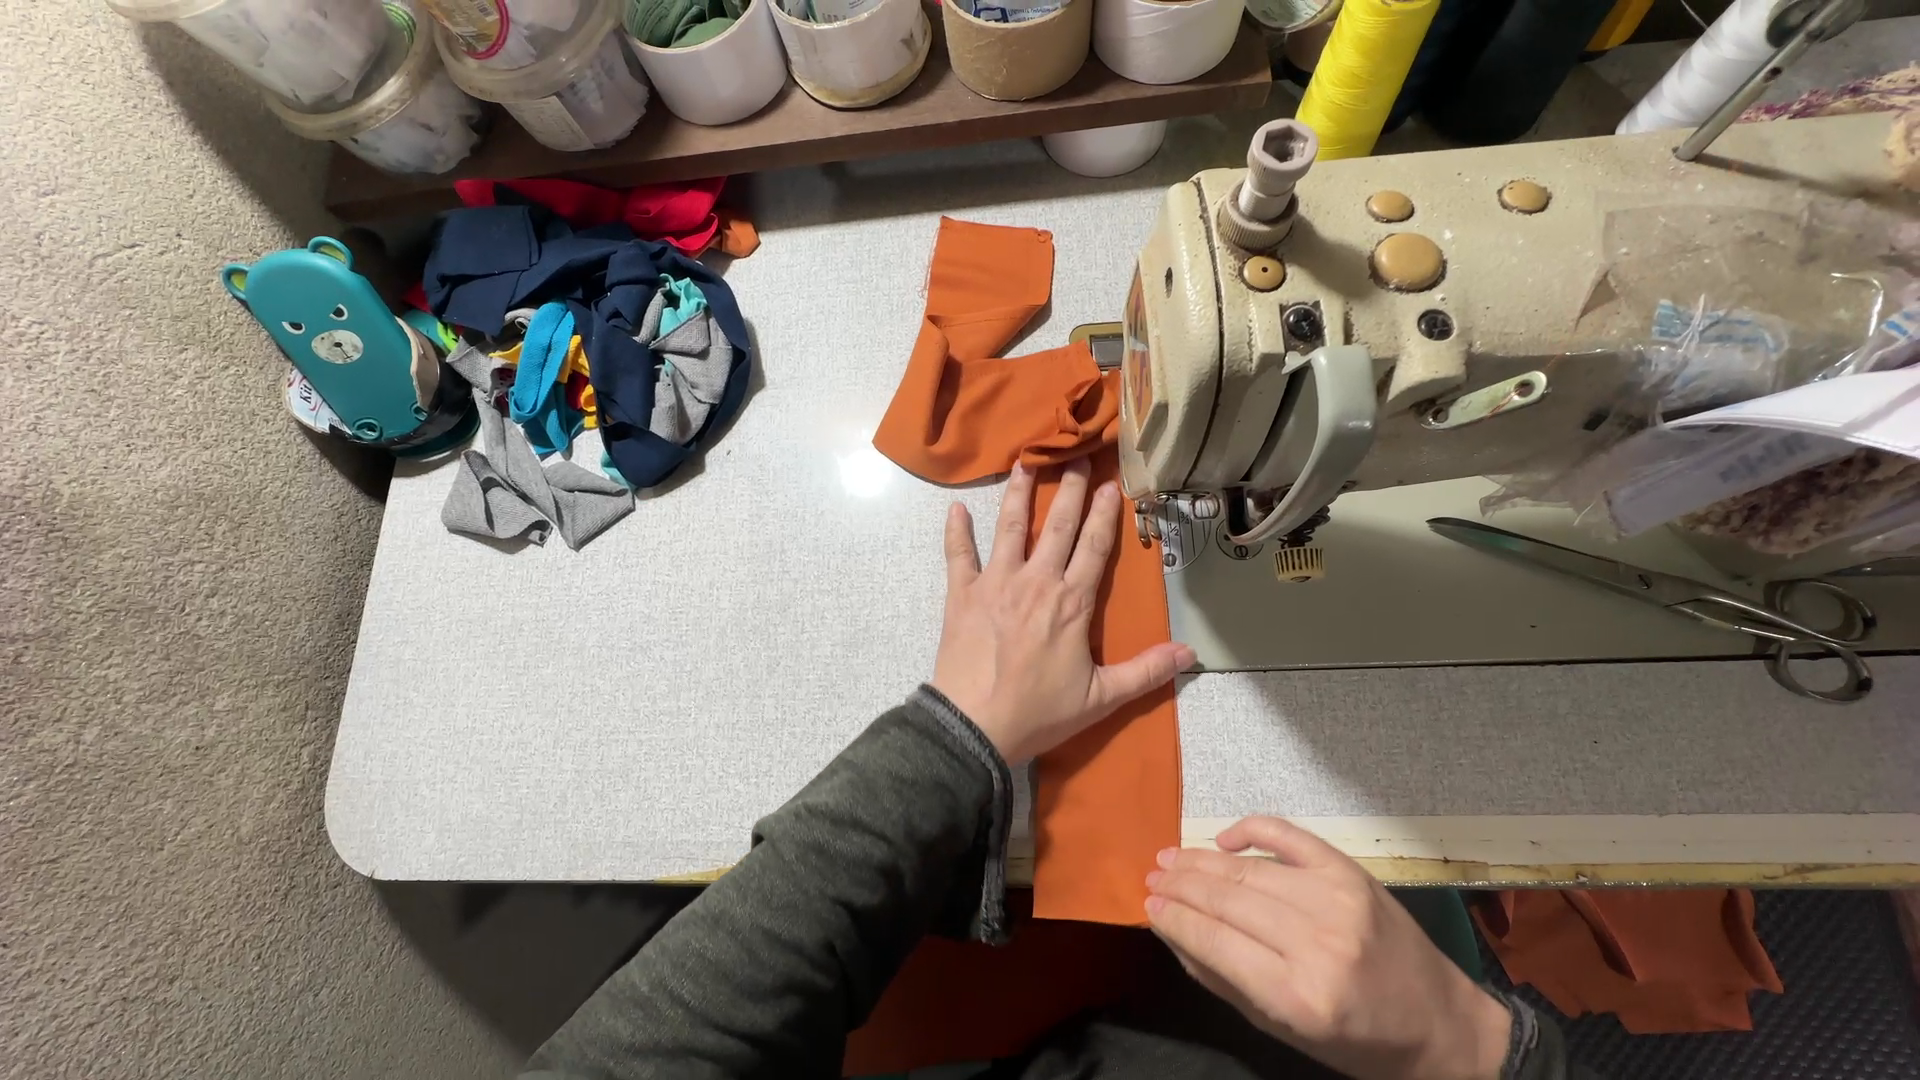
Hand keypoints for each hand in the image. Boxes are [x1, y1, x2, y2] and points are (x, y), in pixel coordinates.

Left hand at [930, 458, 1195, 765]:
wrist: (974, 726)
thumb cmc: (1038, 713)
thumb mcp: (1100, 698)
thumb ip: (1146, 672)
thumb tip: (1191, 654)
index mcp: (1071, 602)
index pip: (1094, 546)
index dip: (1104, 513)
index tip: (1110, 482)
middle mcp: (1036, 581)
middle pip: (1057, 526)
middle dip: (1068, 489)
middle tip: (1075, 457)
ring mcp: (996, 583)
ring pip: (1009, 528)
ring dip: (1017, 494)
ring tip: (1024, 462)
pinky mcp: (962, 594)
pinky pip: (959, 555)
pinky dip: (956, 531)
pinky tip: (955, 509)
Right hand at [1146, 817, 1511, 1079]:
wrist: (1440, 1024)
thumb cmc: (1356, 1043)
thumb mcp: (1282, 1030)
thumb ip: (1221, 979)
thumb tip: (1170, 930)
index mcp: (1300, 996)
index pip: (1215, 941)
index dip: (1174, 919)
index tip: (1147, 905)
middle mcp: (1317, 942)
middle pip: (1227, 899)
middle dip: (1180, 885)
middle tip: (1150, 876)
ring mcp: (1336, 899)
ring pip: (1248, 870)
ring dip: (1200, 860)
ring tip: (1169, 857)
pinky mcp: (1350, 872)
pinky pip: (1287, 836)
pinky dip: (1249, 830)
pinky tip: (1221, 840)